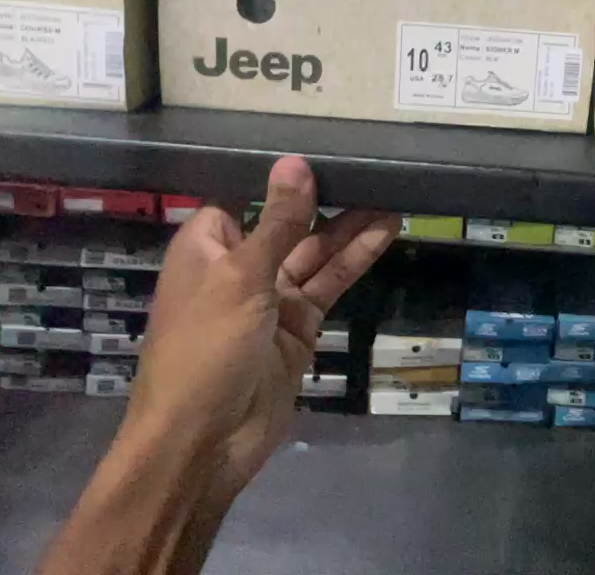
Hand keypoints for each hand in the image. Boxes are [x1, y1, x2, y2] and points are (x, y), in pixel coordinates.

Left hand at [120, 156, 400, 503]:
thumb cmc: (204, 349)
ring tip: (392, 195)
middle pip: (289, 222)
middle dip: (327, 199)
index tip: (321, 149)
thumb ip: (277, 221)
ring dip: (351, 227)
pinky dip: (357, 259)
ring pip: (317, 251)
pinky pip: (331, 283)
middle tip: (372, 169)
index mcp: (208, 248)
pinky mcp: (300, 325)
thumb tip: (294, 163)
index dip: (280, 177)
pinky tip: (386, 232)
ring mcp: (273, 297)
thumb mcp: (241, 277)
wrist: (202, 445)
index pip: (245, 197)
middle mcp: (240, 266)